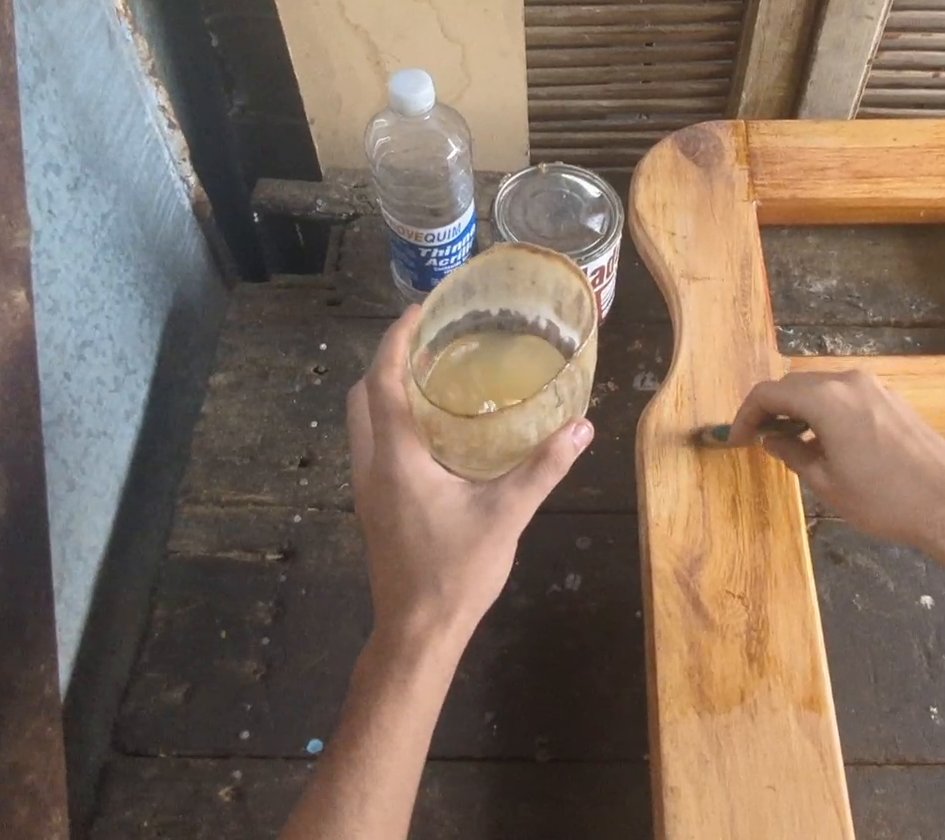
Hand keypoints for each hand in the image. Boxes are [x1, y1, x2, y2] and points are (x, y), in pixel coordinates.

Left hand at [347, 306, 593, 649]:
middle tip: (429, 342)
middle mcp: (371, 466)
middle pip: (362, 396)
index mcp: (396, 458)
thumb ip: (543, 468)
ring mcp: (366, 489)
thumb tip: (582, 427)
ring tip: (432, 376)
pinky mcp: (373, 506)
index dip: (396, 340)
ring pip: (362, 422)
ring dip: (386, 391)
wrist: (416, 634)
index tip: (418, 311)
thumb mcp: (506, 515)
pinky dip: (391, 420)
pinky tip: (432, 429)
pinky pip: (371, 445)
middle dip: (388, 361)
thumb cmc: (455, 571)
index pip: (383, 381)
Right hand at [728, 370, 944, 549]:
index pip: (768, 393)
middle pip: (793, 384)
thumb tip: (771, 441)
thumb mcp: (826, 483)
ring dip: (797, 408)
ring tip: (787, 441)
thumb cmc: (884, 499)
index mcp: (826, 399)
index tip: (736, 440)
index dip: (745, 415)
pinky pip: (844, 394)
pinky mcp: (892, 399)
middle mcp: (848, 381)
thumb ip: (791, 454)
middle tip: (756, 439)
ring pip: (820, 387)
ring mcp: (874, 387)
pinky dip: (824, 410)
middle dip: (769, 409)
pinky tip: (824, 440)